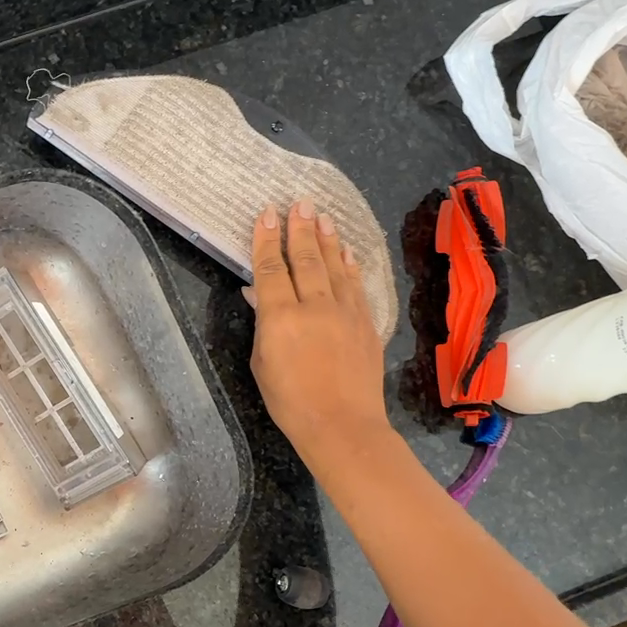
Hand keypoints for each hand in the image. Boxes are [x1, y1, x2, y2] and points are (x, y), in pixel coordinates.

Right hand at [246, 199, 391, 472]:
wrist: (341, 423)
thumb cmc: (288, 400)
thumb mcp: (261, 363)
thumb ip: (263, 326)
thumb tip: (260, 297)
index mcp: (280, 317)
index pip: (271, 268)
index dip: (266, 240)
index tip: (267, 214)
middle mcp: (314, 306)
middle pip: (305, 259)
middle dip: (300, 229)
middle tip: (299, 203)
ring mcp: (344, 312)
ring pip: (334, 266)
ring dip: (326, 240)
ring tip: (321, 217)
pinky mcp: (365, 322)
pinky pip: (354, 285)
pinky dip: (348, 265)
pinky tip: (344, 251)